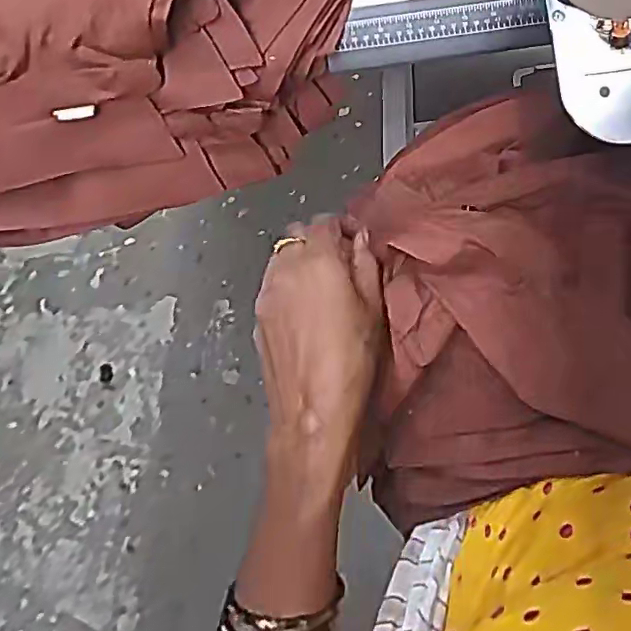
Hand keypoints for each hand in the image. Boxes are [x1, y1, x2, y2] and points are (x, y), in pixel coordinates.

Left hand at [253, 215, 385, 493]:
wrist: (312, 409)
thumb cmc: (353, 355)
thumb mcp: (374, 306)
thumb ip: (366, 263)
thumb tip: (359, 239)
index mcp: (316, 259)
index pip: (324, 221)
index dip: (342, 226)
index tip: (357, 241)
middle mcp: (284, 268)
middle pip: (297, 234)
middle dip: (318, 240)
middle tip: (342, 262)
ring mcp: (265, 293)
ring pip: (280, 258)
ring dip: (301, 260)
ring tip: (323, 285)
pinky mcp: (257, 317)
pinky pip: (273, 284)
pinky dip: (288, 284)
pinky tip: (306, 309)